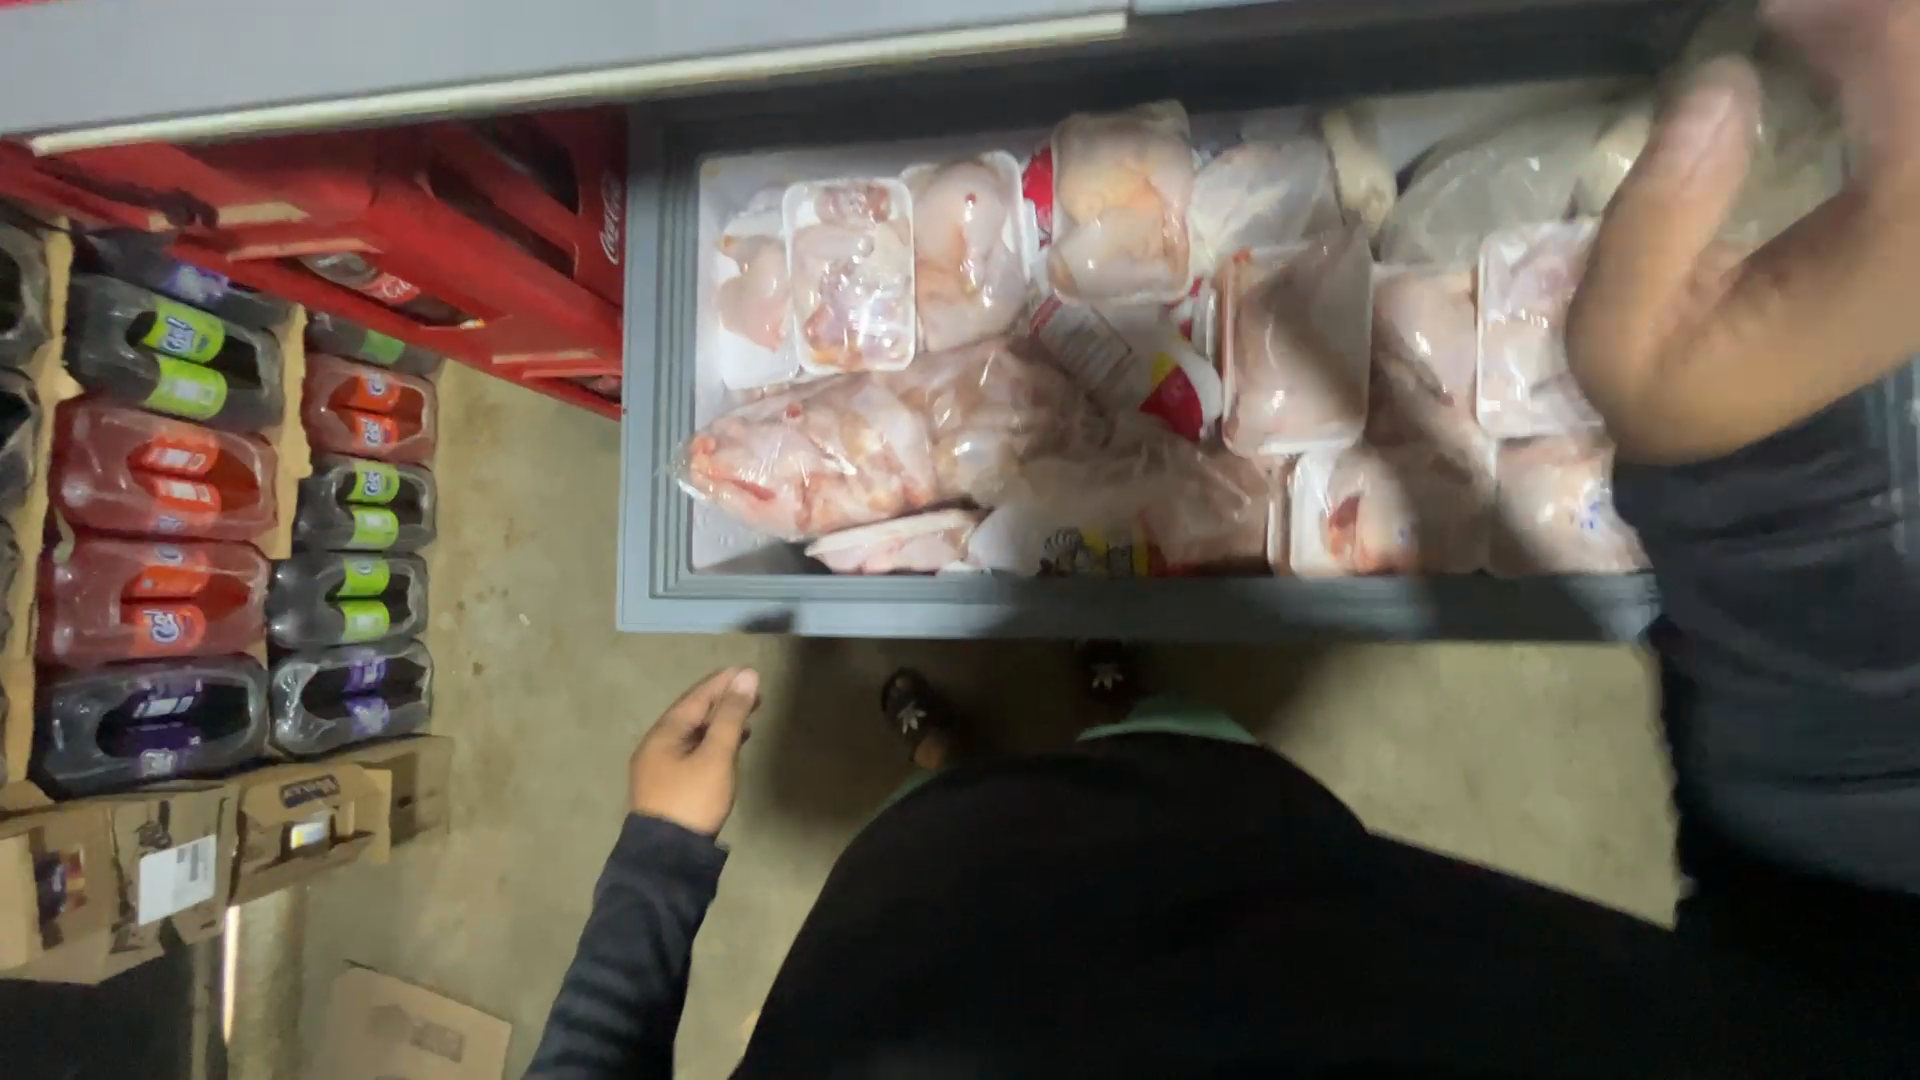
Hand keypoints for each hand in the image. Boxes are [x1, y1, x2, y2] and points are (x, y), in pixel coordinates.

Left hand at [629, 667, 759, 836]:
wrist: (668, 856)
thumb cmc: (693, 798)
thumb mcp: (716, 754)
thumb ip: (732, 714)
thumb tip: (746, 676)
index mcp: (664, 732)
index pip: (698, 696)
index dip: (724, 681)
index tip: (748, 670)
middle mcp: (657, 744)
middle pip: (694, 712)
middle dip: (724, 700)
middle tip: (754, 692)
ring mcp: (661, 765)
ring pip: (695, 731)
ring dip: (721, 720)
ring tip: (749, 715)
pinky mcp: (670, 783)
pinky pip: (694, 749)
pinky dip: (715, 740)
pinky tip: (733, 743)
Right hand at [1568, 0, 1919, 463]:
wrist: (1708, 443)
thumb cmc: (1653, 390)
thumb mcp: (1616, 326)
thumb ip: (1658, 216)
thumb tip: (1714, 85)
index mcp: (1885, 257)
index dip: (1876, 32)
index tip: (1782, 12)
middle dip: (1893, 31)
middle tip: (1804, 16)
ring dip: (1896, 53)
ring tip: (1823, 27)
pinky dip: (1897, 80)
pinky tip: (1856, 52)